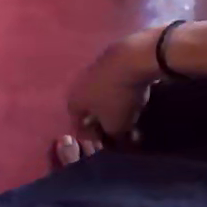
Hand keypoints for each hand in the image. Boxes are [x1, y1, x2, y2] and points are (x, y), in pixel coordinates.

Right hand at [68, 27, 163, 141]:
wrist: (131, 59)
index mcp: (73, 102)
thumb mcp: (115, 125)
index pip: (78, 127)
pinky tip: (133, 100)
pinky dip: (119, 96)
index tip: (108, 147)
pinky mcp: (107, 64)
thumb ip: (112, 136)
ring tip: (130, 118)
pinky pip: (110, 87)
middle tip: (120, 134)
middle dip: (103, 124)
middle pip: (89, 112)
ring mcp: (91, 73)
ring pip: (100, 98)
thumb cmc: (117, 96)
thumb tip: (114, 139)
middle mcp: (77, 87)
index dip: (92, 139)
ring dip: (112, 110)